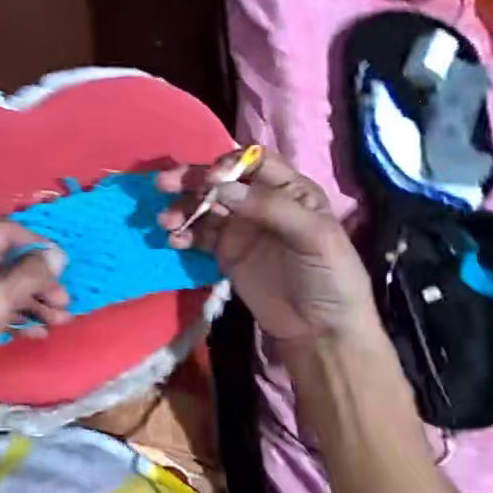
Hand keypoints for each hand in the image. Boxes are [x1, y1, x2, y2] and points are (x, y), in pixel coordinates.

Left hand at [0, 222, 69, 407]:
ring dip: (33, 302)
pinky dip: (15, 314)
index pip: (8, 232)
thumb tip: (58, 254)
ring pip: (2, 284)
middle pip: (8, 260)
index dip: (39, 247)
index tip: (66, 269)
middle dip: (40, 282)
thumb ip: (32, 273)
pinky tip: (38, 333)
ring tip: (60, 322)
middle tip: (65, 304)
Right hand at [157, 150, 378, 342]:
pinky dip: (183, 235)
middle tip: (164, 184)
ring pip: (205, 207)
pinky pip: (199, 237)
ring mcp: (240, 229)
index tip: (208, 179)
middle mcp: (261, 203)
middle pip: (221, 181)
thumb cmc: (329, 276)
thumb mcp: (313, 236)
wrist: (319, 329)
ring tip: (166, 222)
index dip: (229, 164)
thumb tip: (220, 187)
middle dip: (192, 179)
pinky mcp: (225, 254)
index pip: (254, 163)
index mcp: (290, 191)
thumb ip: (270, 207)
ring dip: (183, 209)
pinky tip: (173, 241)